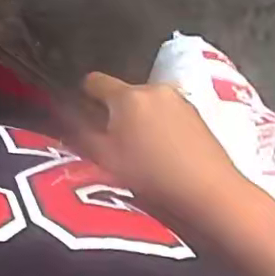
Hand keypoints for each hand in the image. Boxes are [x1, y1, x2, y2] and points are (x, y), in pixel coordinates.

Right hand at [74, 72, 249, 219]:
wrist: (211, 194)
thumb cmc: (150, 176)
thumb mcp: (103, 159)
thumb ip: (78, 132)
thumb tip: (64, 113)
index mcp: (127, 95)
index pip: (93, 81)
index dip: (82, 97)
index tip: (81, 118)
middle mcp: (154, 88)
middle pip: (121, 94)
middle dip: (112, 112)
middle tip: (110, 144)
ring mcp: (180, 100)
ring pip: (145, 104)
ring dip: (137, 120)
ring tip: (138, 152)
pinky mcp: (199, 115)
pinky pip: (166, 114)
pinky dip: (159, 127)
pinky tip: (162, 154)